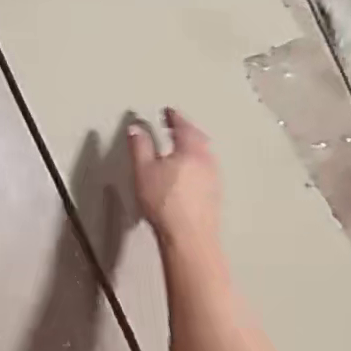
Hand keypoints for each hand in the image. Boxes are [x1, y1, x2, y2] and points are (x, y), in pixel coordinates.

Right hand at [128, 108, 221, 252]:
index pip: (183, 126)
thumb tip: (135, 128)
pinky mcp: (214, 196)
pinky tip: (188, 172)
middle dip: (186, 129)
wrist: (190, 239)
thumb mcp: (143, 170)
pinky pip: (206, 169)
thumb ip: (139, 146)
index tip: (168, 111)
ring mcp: (214, 180)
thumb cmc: (164, 202)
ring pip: (204, 154)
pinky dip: (196, 162)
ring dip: (193, 146)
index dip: (174, 117)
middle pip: (198, 138)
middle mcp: (207, 161)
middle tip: (176, 125)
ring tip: (181, 146)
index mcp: (191, 150)